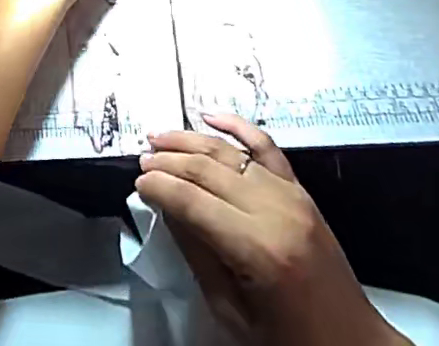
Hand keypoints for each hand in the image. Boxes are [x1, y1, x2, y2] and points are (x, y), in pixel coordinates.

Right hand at [137, 114, 408, 345]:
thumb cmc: (289, 340)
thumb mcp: (232, 312)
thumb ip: (196, 253)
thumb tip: (165, 206)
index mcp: (258, 250)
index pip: (192, 201)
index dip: (158, 188)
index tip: (137, 185)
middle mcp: (275, 212)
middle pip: (206, 170)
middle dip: (167, 162)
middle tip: (142, 162)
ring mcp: (291, 196)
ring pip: (229, 152)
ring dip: (189, 141)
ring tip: (158, 139)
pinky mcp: (301, 191)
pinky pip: (266, 146)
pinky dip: (236, 126)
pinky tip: (209, 116)